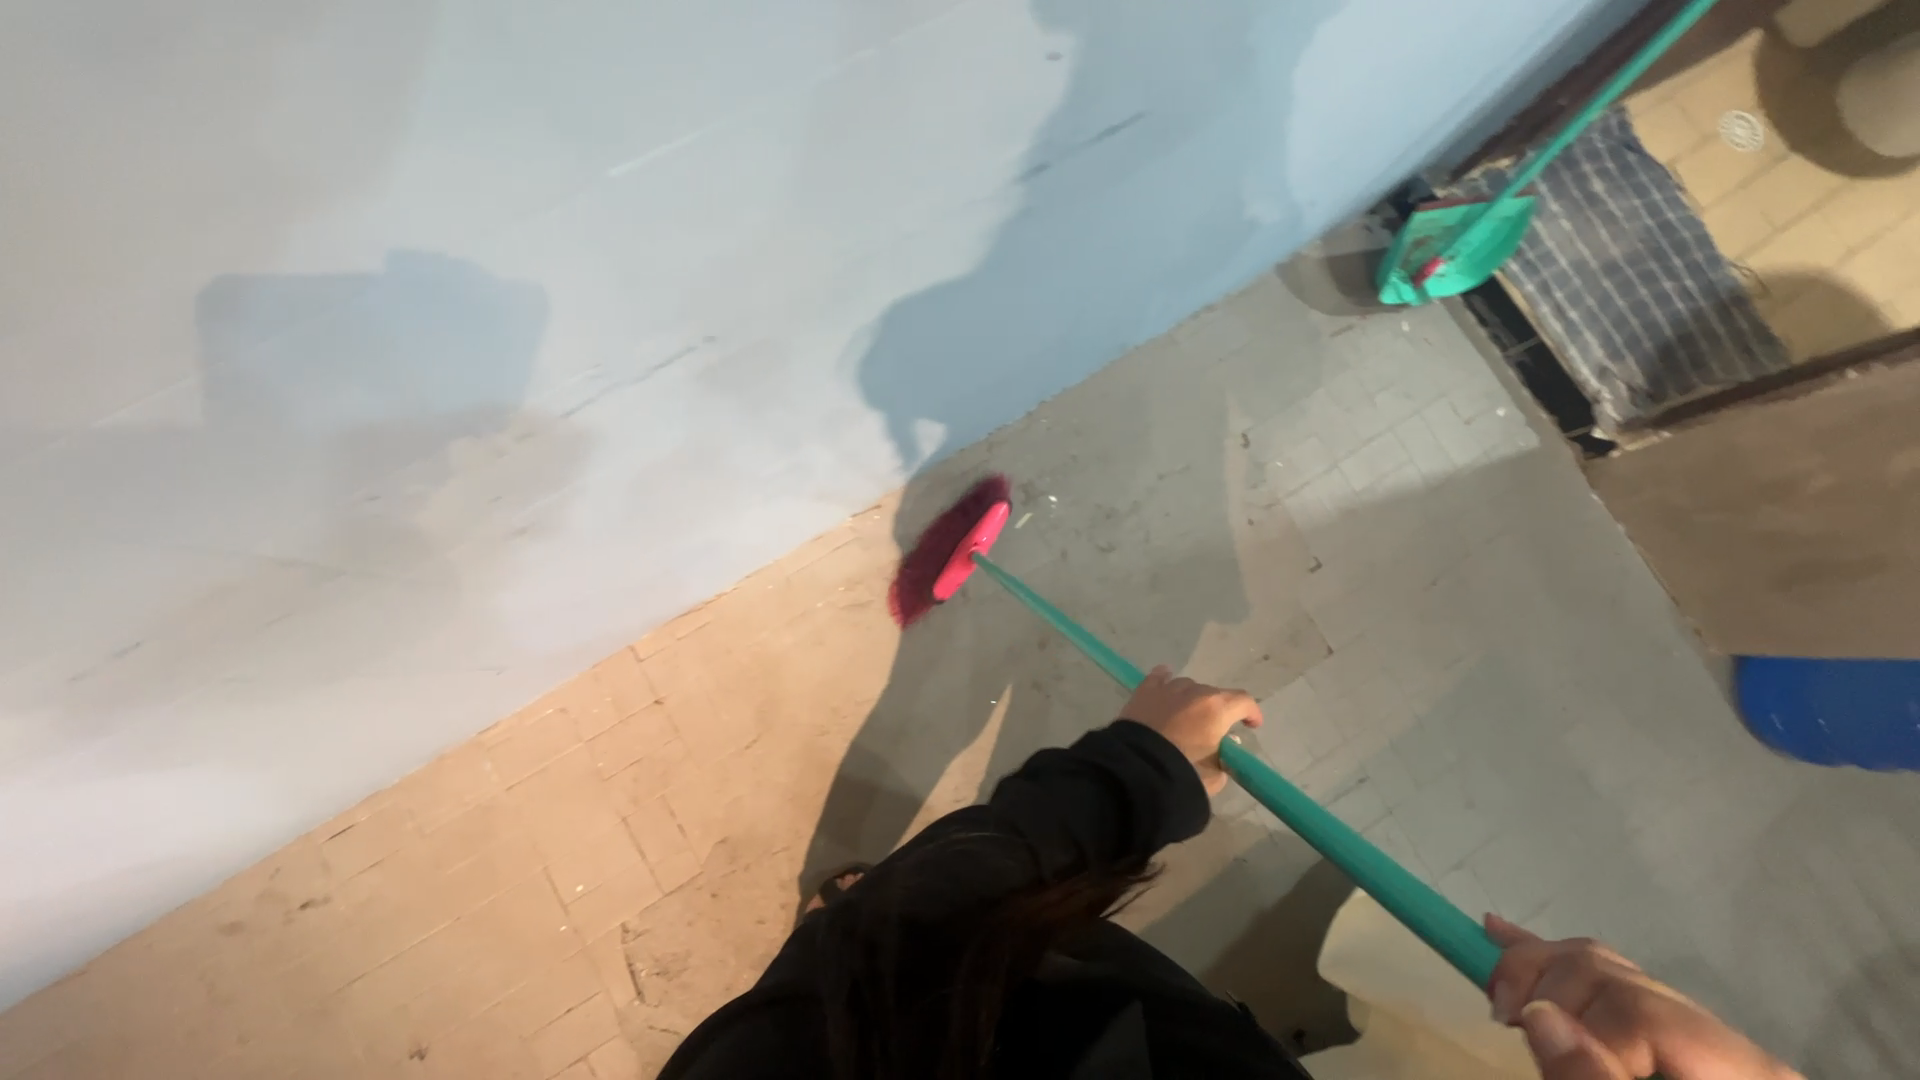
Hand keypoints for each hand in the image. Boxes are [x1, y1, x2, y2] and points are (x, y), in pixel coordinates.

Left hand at [1121, 666, 1260, 794]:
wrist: (1136, 768)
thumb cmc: (1181, 772)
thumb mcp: (1214, 776)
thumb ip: (1223, 761)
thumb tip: (1218, 753)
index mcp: (1217, 709)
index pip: (1243, 701)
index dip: (1251, 713)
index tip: (1251, 726)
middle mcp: (1195, 692)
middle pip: (1214, 694)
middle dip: (1218, 710)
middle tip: (1212, 730)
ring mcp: (1168, 688)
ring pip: (1188, 686)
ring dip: (1192, 699)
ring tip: (1187, 715)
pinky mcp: (1145, 690)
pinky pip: (1159, 677)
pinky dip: (1165, 679)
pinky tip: (1165, 680)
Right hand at [1484, 914, 1799, 1079]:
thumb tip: (1538, 1015)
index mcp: (1746, 1075)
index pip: (1641, 1012)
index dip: (1579, 1027)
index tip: (1529, 1048)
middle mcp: (1727, 1045)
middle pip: (1617, 978)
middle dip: (1545, 985)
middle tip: (1502, 1021)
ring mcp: (1698, 1037)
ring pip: (1606, 968)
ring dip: (1537, 971)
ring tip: (1501, 1002)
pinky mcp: (1669, 1040)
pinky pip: (1605, 980)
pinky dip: (1548, 961)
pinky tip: (1497, 933)